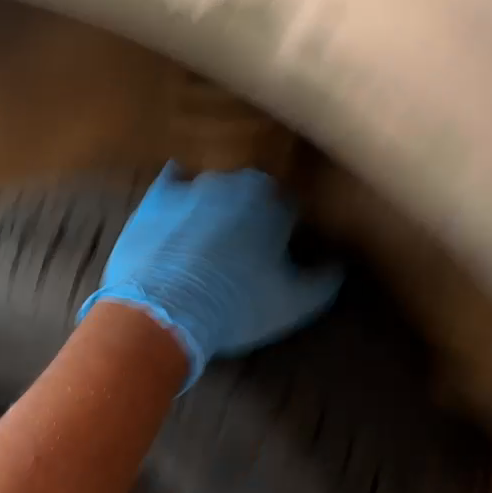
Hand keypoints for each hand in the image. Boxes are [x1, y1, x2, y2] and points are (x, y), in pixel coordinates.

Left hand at [78, 163, 342, 387]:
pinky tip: (173, 219)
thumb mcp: (296, 303)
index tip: (276, 256)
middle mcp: (235, 180)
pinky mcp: (153, 198)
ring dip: (212, 209)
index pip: (289, 208)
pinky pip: (170, 187)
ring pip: (210, 190)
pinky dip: (176, 199)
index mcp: (274, 200)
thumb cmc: (238, 306)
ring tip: (204, 246)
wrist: (164, 312)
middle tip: (241, 253)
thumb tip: (338, 265)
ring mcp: (191, 185)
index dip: (284, 233)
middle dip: (248, 217)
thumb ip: (325, 279)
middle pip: (249, 194)